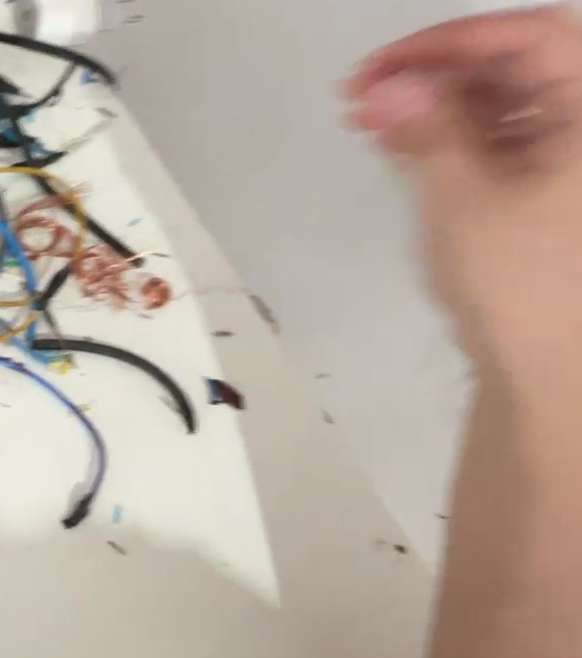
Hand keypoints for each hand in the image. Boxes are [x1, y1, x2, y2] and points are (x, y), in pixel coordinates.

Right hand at [347, 8, 581, 370]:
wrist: (551, 355)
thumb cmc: (519, 276)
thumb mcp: (466, 199)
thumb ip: (430, 134)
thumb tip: (384, 88)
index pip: (531, 37)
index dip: (448, 42)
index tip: (369, 72)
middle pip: (525, 61)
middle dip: (440, 70)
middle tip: (361, 97)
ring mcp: (578, 148)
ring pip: (514, 96)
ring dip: (442, 101)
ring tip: (373, 122)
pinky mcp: (558, 178)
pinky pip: (510, 132)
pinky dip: (457, 132)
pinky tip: (409, 143)